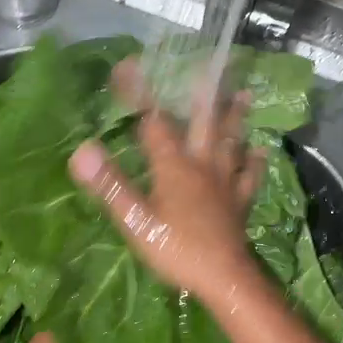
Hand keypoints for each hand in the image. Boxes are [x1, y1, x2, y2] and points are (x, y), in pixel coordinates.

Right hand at [68, 58, 267, 301]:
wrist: (224, 278)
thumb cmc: (176, 250)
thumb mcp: (136, 221)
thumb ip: (111, 185)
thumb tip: (82, 150)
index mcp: (174, 167)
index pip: (154, 121)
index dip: (140, 93)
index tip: (127, 67)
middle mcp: (203, 166)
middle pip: (205, 122)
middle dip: (203, 93)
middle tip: (211, 64)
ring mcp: (225, 183)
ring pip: (231, 142)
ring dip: (235, 118)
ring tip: (244, 95)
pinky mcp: (240, 203)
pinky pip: (250, 176)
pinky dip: (255, 162)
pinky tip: (261, 151)